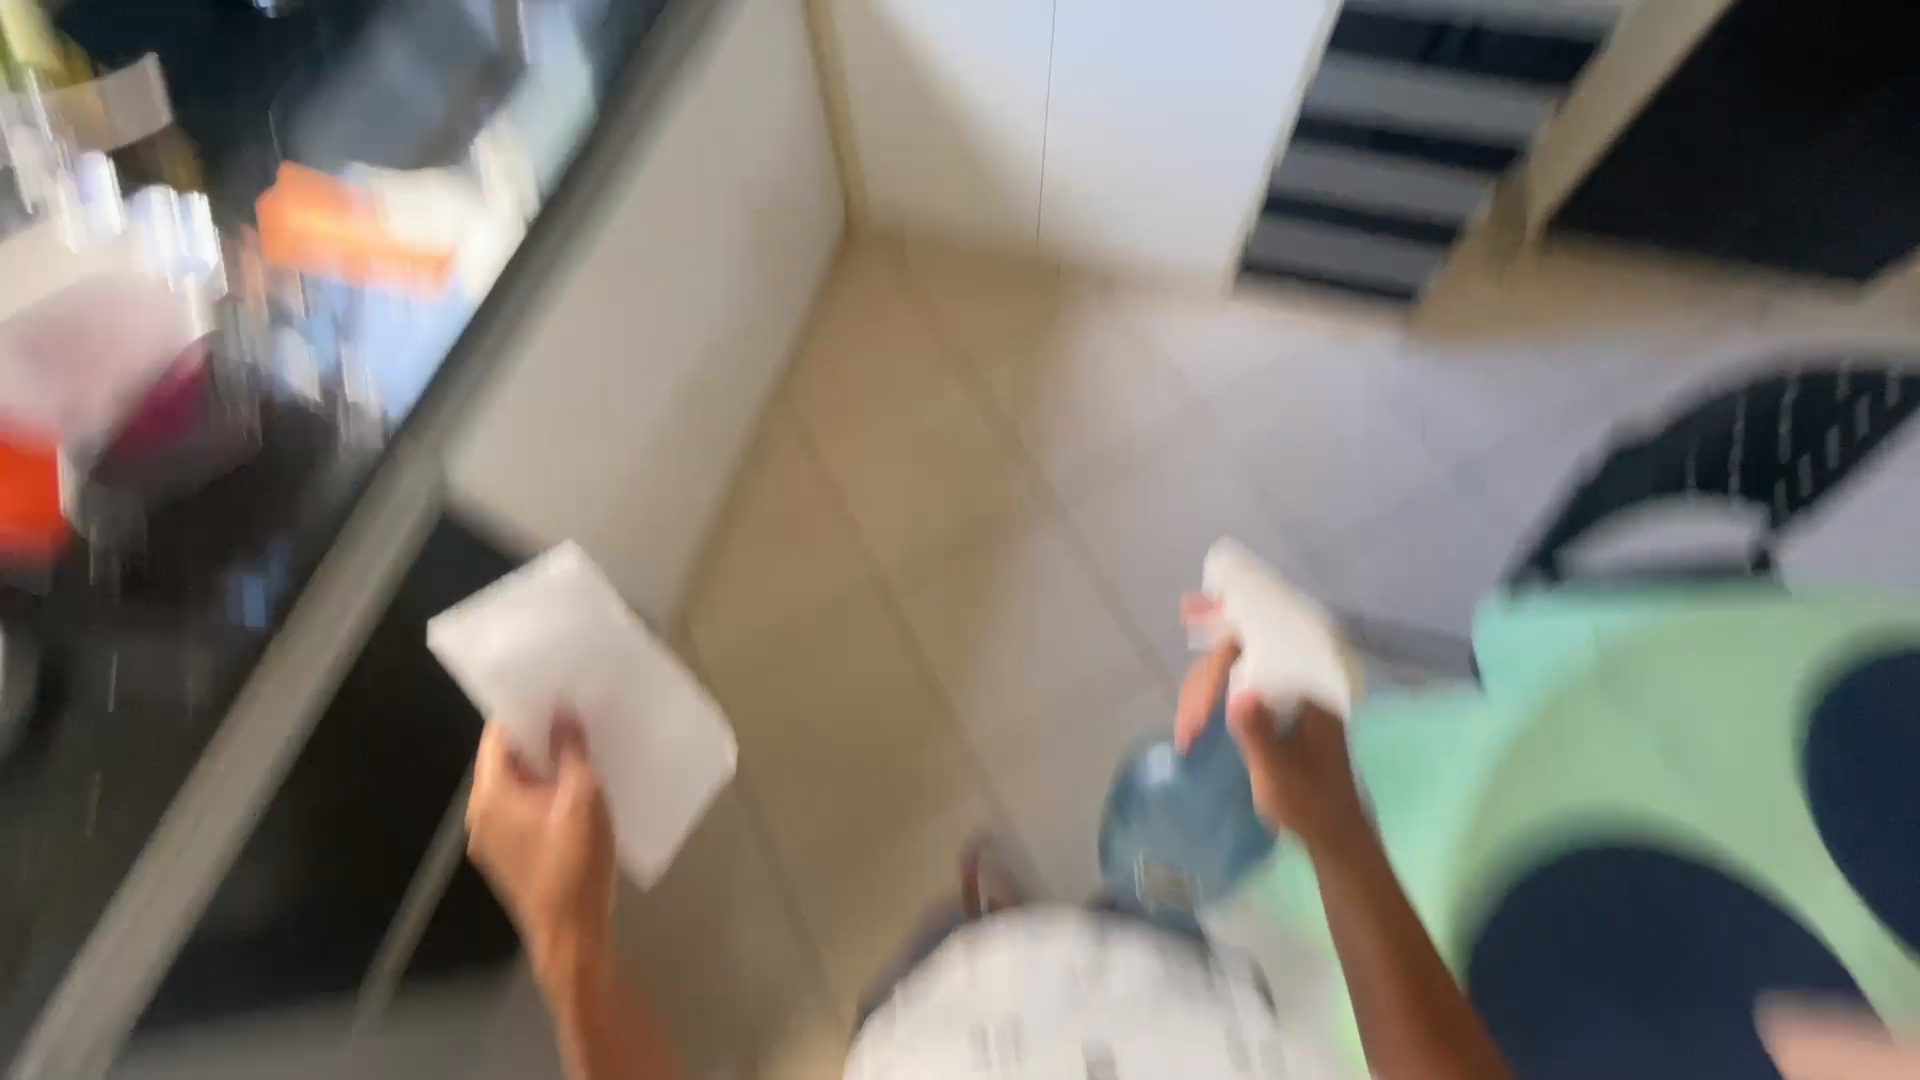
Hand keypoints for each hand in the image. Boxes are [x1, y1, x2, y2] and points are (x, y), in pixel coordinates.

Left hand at [466, 716, 615, 985]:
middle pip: (507, 759)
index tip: (555, 689)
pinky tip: (578, 783)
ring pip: (518, 783)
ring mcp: (494, 837)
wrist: (571, 932)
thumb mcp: (582, 797)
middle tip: (576, 710)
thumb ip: (571, 751)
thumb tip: (563, 712)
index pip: (498, 738)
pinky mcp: (512, 852)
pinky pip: (524, 805)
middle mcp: (482, 814)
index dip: (525, 710)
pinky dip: (547, 788)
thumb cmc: (575, 860)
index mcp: (491, 797)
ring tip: (583, 741)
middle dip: (540, 735)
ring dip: (546, 763)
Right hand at [1176, 637, 1369, 850]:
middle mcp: (1291, 682)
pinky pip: (1227, 691)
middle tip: (1187, 730)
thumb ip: (1260, 734)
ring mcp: (1277, 695)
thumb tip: (1240, 694)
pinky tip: (1192, 732)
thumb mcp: (1282, 774)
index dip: (1218, 668)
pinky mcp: (1266, 709)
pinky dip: (1206, 707)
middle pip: (1233, 658)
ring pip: (1225, 675)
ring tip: (1185, 736)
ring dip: (1198, 699)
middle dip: (1202, 690)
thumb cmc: (1311, 805)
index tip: (1201, 708)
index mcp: (1306, 689)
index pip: (1254, 649)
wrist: (1331, 834)